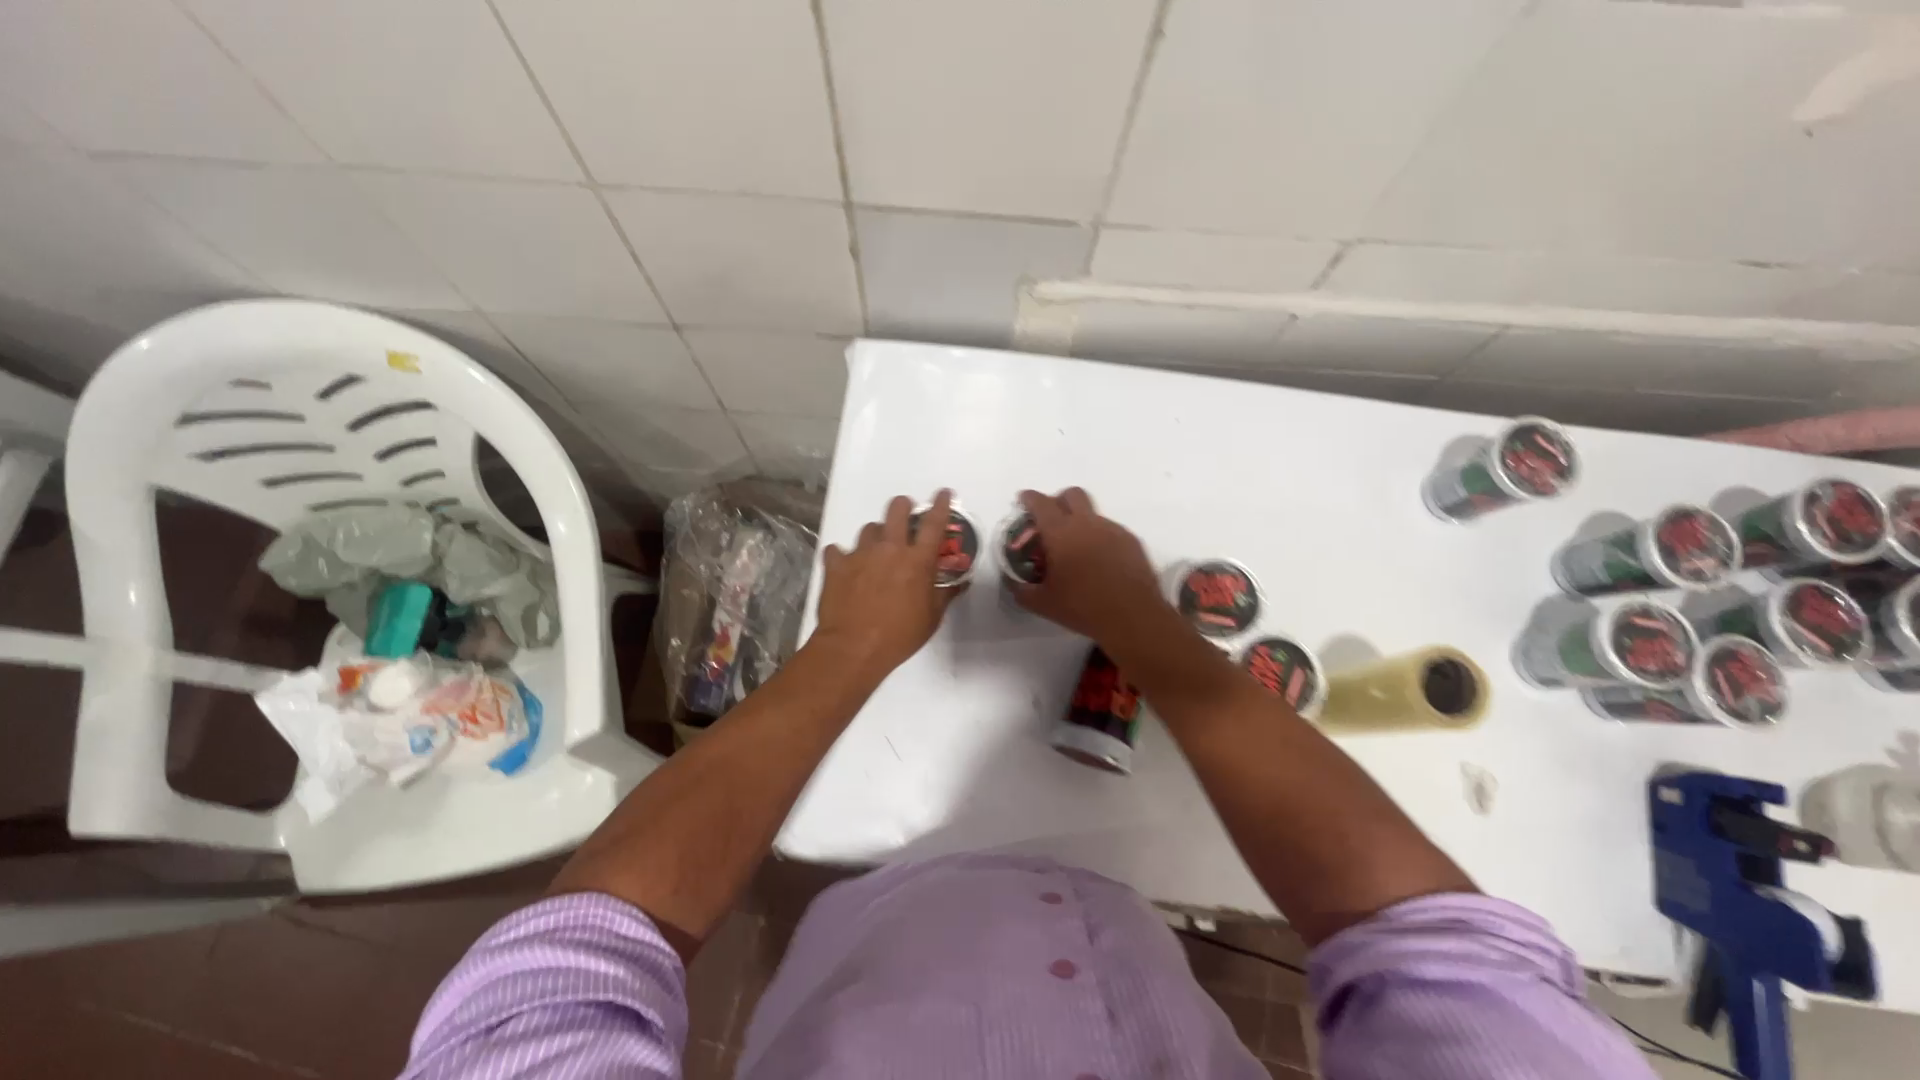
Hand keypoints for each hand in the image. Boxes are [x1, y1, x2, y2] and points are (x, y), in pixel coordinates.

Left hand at [810, 490, 960, 682]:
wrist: (853, 647)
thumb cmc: (899, 636)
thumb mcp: (932, 618)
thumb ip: (945, 595)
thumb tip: (960, 582)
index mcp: (917, 560)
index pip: (934, 524)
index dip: (941, 505)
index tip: (944, 493)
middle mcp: (889, 549)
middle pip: (897, 509)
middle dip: (903, 506)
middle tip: (904, 517)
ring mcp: (860, 554)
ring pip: (869, 528)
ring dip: (875, 536)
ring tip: (875, 552)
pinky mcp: (835, 565)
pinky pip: (837, 550)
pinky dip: (842, 556)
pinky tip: (844, 567)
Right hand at [1011, 488, 1167, 642]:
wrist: (1132, 617)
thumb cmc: (1082, 608)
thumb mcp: (1042, 604)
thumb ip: (1021, 589)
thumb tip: (1013, 582)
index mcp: (1060, 533)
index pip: (1041, 503)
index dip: (1029, 498)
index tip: (1023, 500)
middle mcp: (1087, 523)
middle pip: (1072, 494)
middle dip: (1058, 500)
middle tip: (1051, 521)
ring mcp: (1112, 529)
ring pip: (1093, 513)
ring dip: (1080, 522)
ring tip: (1077, 550)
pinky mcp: (1131, 541)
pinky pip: (1110, 530)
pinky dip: (1099, 538)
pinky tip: (1100, 562)